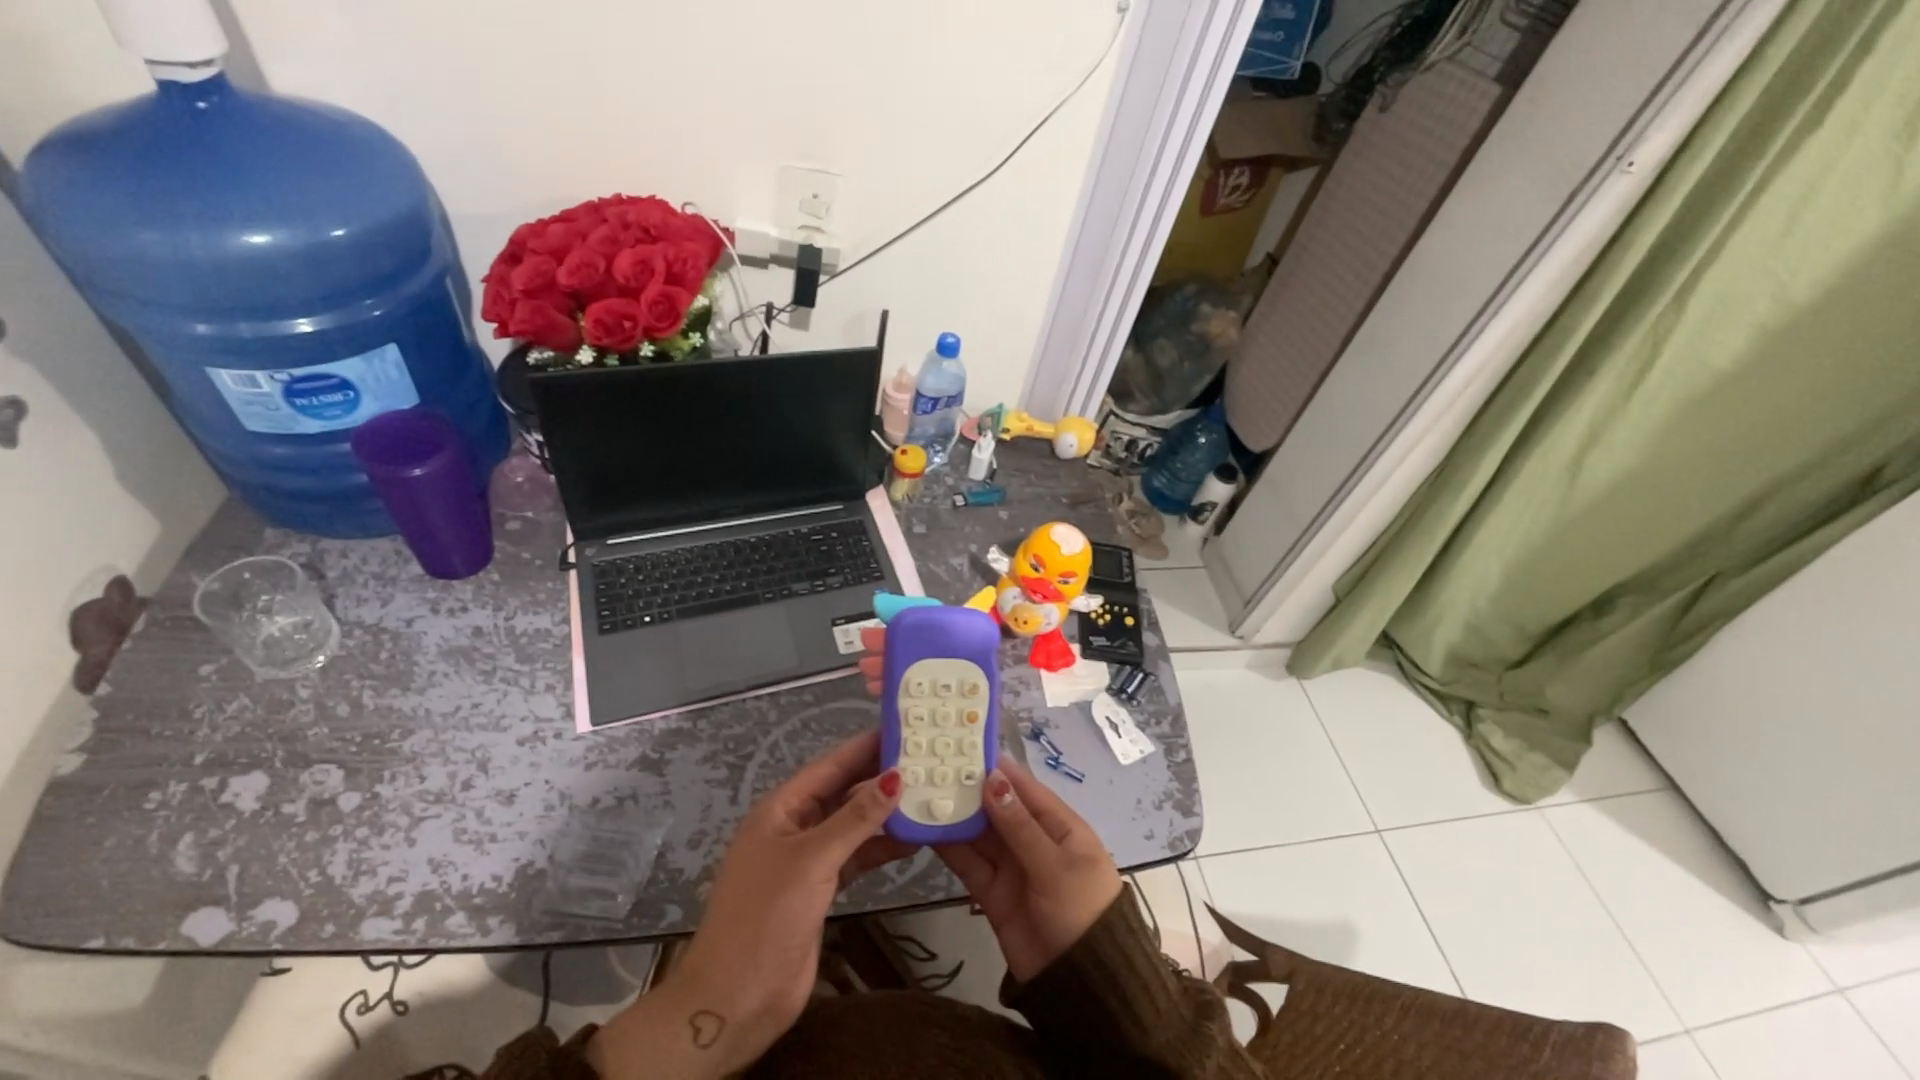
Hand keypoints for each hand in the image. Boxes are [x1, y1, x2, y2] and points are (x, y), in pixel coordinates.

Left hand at [589, 732, 915, 1078]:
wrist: (737, 997)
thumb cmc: (766, 917)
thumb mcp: (811, 861)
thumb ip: (855, 819)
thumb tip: (895, 776)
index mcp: (780, 809)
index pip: (829, 766)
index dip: (866, 747)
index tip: (908, 729)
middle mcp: (794, 827)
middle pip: (843, 792)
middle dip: (882, 779)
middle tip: (932, 762)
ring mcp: (807, 860)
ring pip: (853, 825)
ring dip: (886, 815)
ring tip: (932, 797)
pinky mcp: (819, 890)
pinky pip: (855, 856)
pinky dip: (881, 847)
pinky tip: (913, 840)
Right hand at [938, 762, 1123, 981]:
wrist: (1080, 982)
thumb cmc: (1081, 911)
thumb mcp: (1055, 864)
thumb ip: (1019, 825)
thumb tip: (992, 779)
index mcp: (1061, 826)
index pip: (1025, 788)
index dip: (997, 767)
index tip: (965, 744)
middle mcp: (1034, 840)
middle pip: (997, 808)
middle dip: (969, 789)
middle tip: (931, 765)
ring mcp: (1012, 866)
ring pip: (979, 833)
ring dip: (954, 815)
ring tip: (920, 790)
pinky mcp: (991, 891)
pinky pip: (968, 862)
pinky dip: (949, 846)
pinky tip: (924, 828)